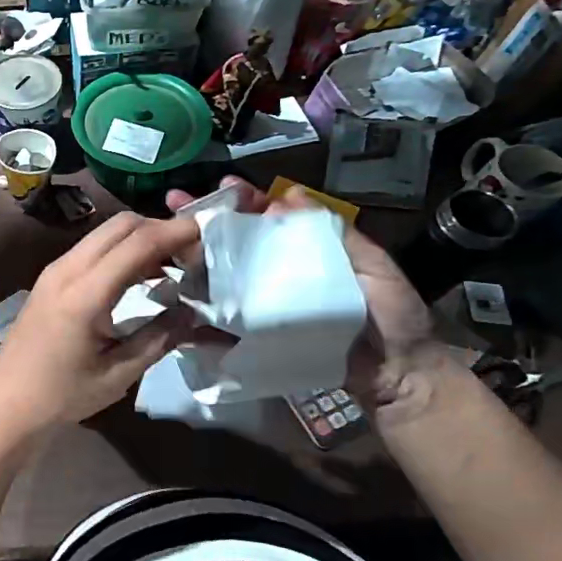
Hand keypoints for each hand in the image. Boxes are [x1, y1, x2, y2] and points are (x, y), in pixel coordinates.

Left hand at [0, 213, 201, 443]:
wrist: (6, 405)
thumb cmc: (61, 396)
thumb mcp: (117, 374)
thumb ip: (158, 338)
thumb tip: (193, 313)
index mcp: (84, 292)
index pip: (137, 242)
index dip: (176, 233)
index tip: (208, 240)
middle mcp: (67, 270)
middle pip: (121, 225)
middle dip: (160, 230)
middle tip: (191, 257)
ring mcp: (55, 271)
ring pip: (105, 234)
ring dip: (140, 239)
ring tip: (173, 267)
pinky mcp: (50, 279)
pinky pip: (91, 249)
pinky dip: (121, 251)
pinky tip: (141, 277)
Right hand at [164, 177, 436, 406]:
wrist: (398, 375)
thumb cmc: (391, 315)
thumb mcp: (372, 265)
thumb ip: (334, 233)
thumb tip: (289, 195)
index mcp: (300, 250)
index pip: (265, 217)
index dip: (243, 200)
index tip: (222, 186)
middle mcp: (273, 273)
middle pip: (231, 242)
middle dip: (201, 221)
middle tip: (173, 203)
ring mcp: (261, 305)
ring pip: (218, 277)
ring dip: (189, 260)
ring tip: (163, 246)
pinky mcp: (254, 337)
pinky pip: (219, 324)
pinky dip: (194, 314)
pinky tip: (170, 300)